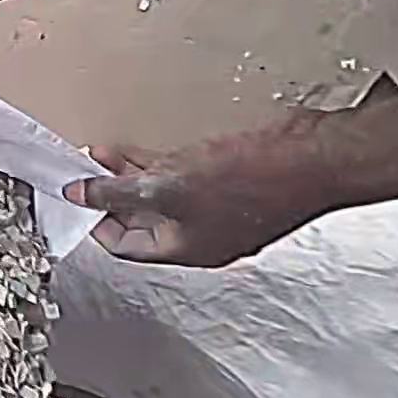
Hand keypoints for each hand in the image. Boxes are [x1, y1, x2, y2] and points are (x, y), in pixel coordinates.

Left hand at [62, 113, 337, 266]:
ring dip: (124, 175)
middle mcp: (199, 234)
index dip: (94, 221)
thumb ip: (113, 193)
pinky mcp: (228, 183)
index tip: (75, 198)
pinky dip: (150, 166)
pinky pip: (177, 178)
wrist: (323, 154)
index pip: (124, 245)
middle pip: (137, 218)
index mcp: (186, 248)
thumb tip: (74, 194)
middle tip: (80, 171)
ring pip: (155, 195)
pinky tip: (127, 149)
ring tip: (96, 153)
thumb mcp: (163, 188)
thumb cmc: (248, 179)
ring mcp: (215, 209)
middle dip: (106, 193)